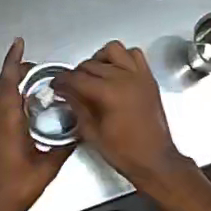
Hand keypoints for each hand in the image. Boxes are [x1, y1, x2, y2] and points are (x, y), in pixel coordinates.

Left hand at [0, 38, 72, 210]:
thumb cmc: (17, 186)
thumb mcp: (47, 166)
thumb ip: (63, 146)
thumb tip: (79, 132)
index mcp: (7, 118)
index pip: (8, 80)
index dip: (13, 60)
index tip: (19, 43)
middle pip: (1, 83)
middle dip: (16, 70)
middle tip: (37, 69)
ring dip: (9, 82)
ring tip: (30, 82)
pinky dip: (5, 95)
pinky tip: (19, 104)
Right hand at [55, 41, 193, 190]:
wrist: (155, 161)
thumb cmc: (123, 152)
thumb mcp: (92, 132)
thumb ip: (77, 106)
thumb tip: (65, 91)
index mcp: (108, 93)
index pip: (77, 78)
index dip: (62, 81)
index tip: (55, 85)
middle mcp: (124, 79)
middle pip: (91, 64)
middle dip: (76, 74)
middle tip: (71, 86)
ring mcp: (138, 76)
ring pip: (113, 50)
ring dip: (99, 59)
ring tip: (95, 74)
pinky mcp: (148, 79)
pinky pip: (134, 55)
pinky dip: (123, 58)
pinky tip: (116, 71)